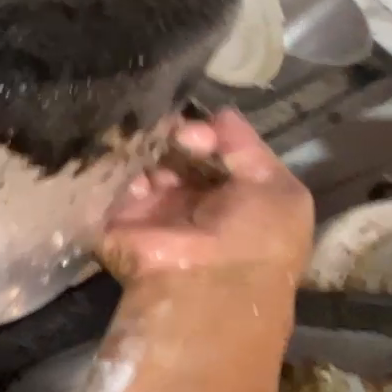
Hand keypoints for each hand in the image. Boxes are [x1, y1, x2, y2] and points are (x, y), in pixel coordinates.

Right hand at [101, 109, 311, 289]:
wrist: (204, 278)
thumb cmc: (256, 235)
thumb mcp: (277, 188)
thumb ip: (247, 148)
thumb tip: (221, 113)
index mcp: (232, 194)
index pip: (214, 152)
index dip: (210, 134)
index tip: (202, 128)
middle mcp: (189, 199)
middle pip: (176, 154)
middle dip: (178, 139)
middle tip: (178, 133)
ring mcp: (150, 207)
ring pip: (144, 165)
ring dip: (151, 154)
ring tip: (155, 149)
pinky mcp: (114, 215)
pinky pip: (114, 184)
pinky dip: (124, 173)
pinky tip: (137, 172)